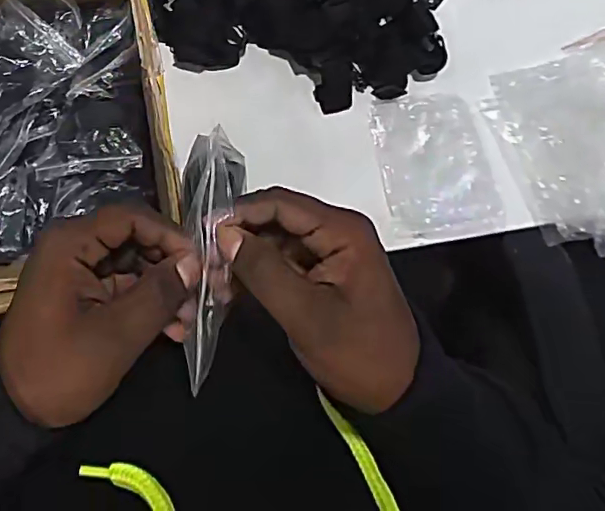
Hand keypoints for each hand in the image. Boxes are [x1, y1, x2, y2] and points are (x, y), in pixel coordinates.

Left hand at [0, 203, 198, 427]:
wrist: (13, 407)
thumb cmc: (60, 368)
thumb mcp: (115, 335)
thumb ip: (156, 295)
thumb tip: (193, 263)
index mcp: (70, 241)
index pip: (129, 217)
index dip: (167, 235)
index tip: (199, 265)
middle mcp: (72, 244)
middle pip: (132, 237)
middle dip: (168, 265)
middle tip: (198, 298)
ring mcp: (76, 267)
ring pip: (131, 261)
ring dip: (161, 287)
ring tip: (186, 322)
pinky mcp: (82, 290)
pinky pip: (122, 282)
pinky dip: (146, 301)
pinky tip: (172, 329)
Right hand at [219, 187, 418, 412]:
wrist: (401, 400)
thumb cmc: (359, 355)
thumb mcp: (306, 316)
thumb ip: (262, 270)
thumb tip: (222, 233)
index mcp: (342, 230)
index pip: (279, 204)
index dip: (239, 213)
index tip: (204, 232)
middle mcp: (335, 230)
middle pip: (273, 218)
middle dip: (238, 237)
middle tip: (206, 261)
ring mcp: (328, 249)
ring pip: (271, 238)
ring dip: (243, 256)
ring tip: (216, 281)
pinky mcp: (320, 268)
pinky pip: (279, 258)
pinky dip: (255, 271)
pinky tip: (232, 289)